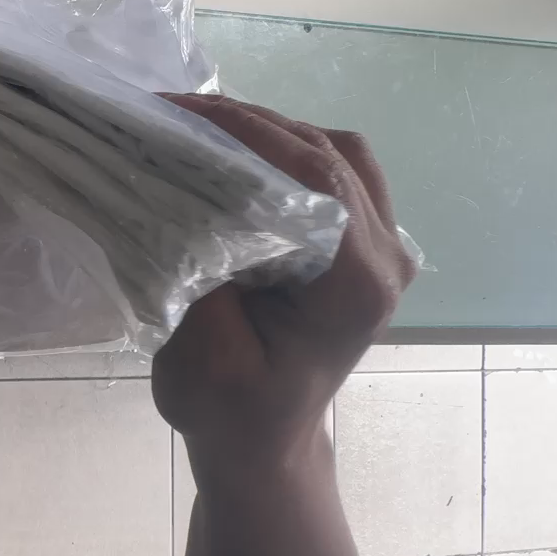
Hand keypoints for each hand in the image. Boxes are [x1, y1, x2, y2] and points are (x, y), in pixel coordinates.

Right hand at [152, 95, 415, 464]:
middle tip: (173, 112)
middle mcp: (382, 255)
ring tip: (200, 127)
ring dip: (270, 132)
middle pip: (331, 153)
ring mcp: (376, 251)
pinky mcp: (352, 253)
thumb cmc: (225, 409)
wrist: (259, 443)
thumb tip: (188, 205)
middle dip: (251, 122)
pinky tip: (232, 160)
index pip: (313, 175)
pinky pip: (330, 179)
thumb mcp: (203, 354)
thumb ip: (206, 276)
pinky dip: (281, 155)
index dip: (246, 134)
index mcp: (353, 281)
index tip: (178, 115)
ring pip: (339, 157)